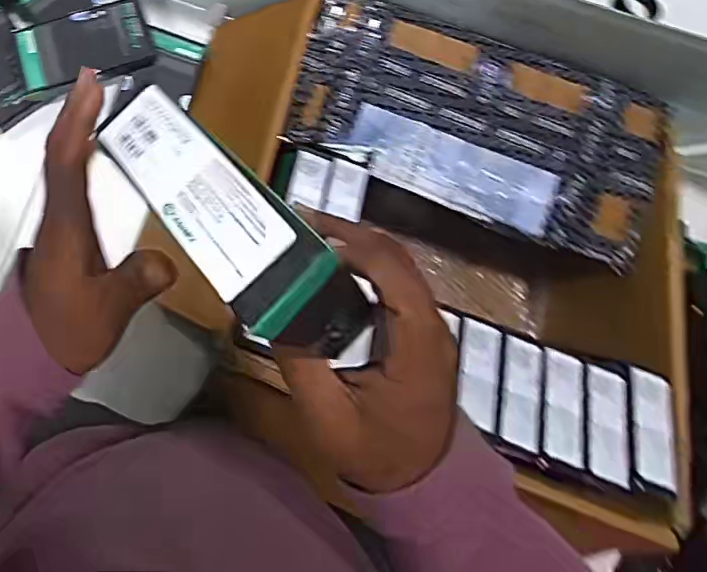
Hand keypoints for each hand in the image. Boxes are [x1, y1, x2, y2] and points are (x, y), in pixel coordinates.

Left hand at [24, 69, 176, 373]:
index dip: (77, 121)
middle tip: (94, 79)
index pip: (67, 161)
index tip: (91, 88)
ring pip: (61, 162)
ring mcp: (56, 221)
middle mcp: (57, 216)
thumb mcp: (106, 313)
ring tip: (95, 102)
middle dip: (76, 112)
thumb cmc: (61, 333)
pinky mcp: (63, 230)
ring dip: (75, 127)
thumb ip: (135, 283)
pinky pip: (67, 178)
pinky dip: (77, 151)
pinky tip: (91, 147)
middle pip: (60, 151)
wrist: (22, 357)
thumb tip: (164, 262)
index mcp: (66, 226)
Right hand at [277, 213, 459, 493]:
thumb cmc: (377, 454)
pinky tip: (336, 263)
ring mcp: (430, 323)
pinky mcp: (420, 326)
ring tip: (316, 235)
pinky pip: (396, 279)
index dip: (357, 247)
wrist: (424, 484)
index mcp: (419, 343)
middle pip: (398, 258)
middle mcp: (432, 323)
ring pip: (399, 263)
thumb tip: (274, 312)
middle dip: (352, 233)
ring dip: (359, 243)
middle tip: (306, 223)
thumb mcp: (328, 420)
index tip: (315, 239)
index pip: (395, 273)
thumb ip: (300, 365)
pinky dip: (367, 261)